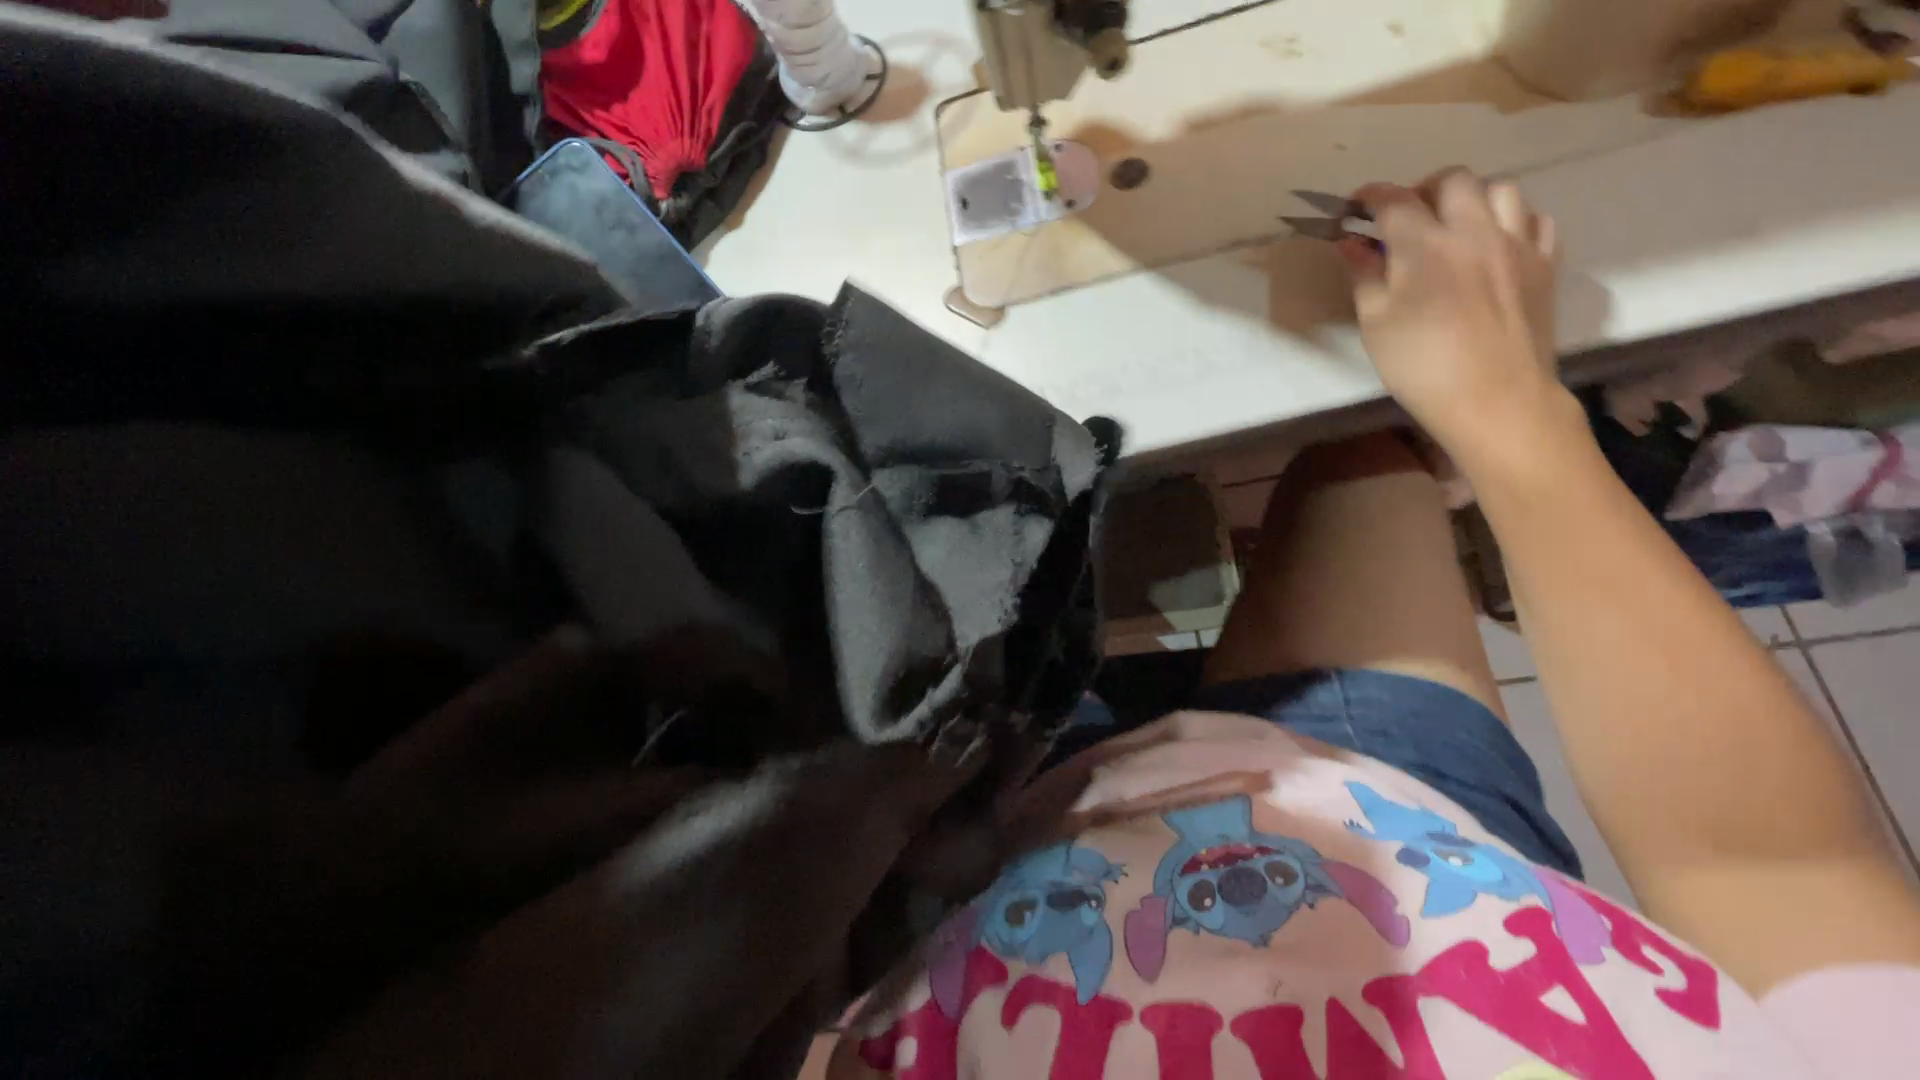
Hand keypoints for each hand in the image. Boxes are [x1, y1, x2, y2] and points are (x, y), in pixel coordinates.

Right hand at [1339, 169, 1575, 464]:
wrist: (1495, 400)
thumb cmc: (1422, 367)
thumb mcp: (1376, 324)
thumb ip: (1365, 275)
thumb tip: (1352, 242)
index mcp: (1424, 246)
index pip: (1394, 201)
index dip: (1371, 197)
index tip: (1356, 206)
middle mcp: (1473, 231)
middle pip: (1453, 180)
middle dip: (1424, 190)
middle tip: (1408, 217)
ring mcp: (1517, 243)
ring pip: (1500, 190)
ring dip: (1472, 200)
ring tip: (1456, 226)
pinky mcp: (1545, 263)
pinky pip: (1535, 219)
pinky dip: (1513, 221)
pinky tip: (1496, 243)